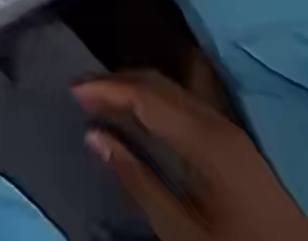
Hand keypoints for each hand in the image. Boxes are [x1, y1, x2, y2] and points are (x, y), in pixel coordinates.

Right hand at [74, 69, 307, 240]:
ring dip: (135, 90)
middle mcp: (220, 124)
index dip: (106, 88)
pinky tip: (138, 114)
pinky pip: (185, 106)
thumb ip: (137, 180)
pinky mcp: (235, 146)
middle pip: (160, 85)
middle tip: (81, 92)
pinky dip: (154, 103)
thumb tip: (94, 135)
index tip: (72, 89)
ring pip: (173, 92)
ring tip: (101, 100)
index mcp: (208, 140)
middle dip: (117, 83)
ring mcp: (231, 133)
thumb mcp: (183, 233)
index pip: (147, 96)